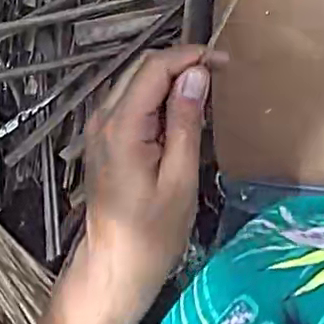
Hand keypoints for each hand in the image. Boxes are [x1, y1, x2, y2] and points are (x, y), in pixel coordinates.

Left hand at [78, 44, 217, 321]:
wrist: (114, 268)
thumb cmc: (151, 234)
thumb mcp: (180, 179)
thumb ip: (186, 122)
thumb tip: (196, 74)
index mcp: (121, 126)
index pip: (154, 67)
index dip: (190, 56)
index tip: (223, 62)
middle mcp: (104, 117)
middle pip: (142, 67)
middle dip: (181, 62)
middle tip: (218, 74)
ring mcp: (100, 125)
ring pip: (136, 78)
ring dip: (170, 76)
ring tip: (204, 90)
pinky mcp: (104, 135)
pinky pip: (131, 98)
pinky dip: (158, 93)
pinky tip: (181, 109)